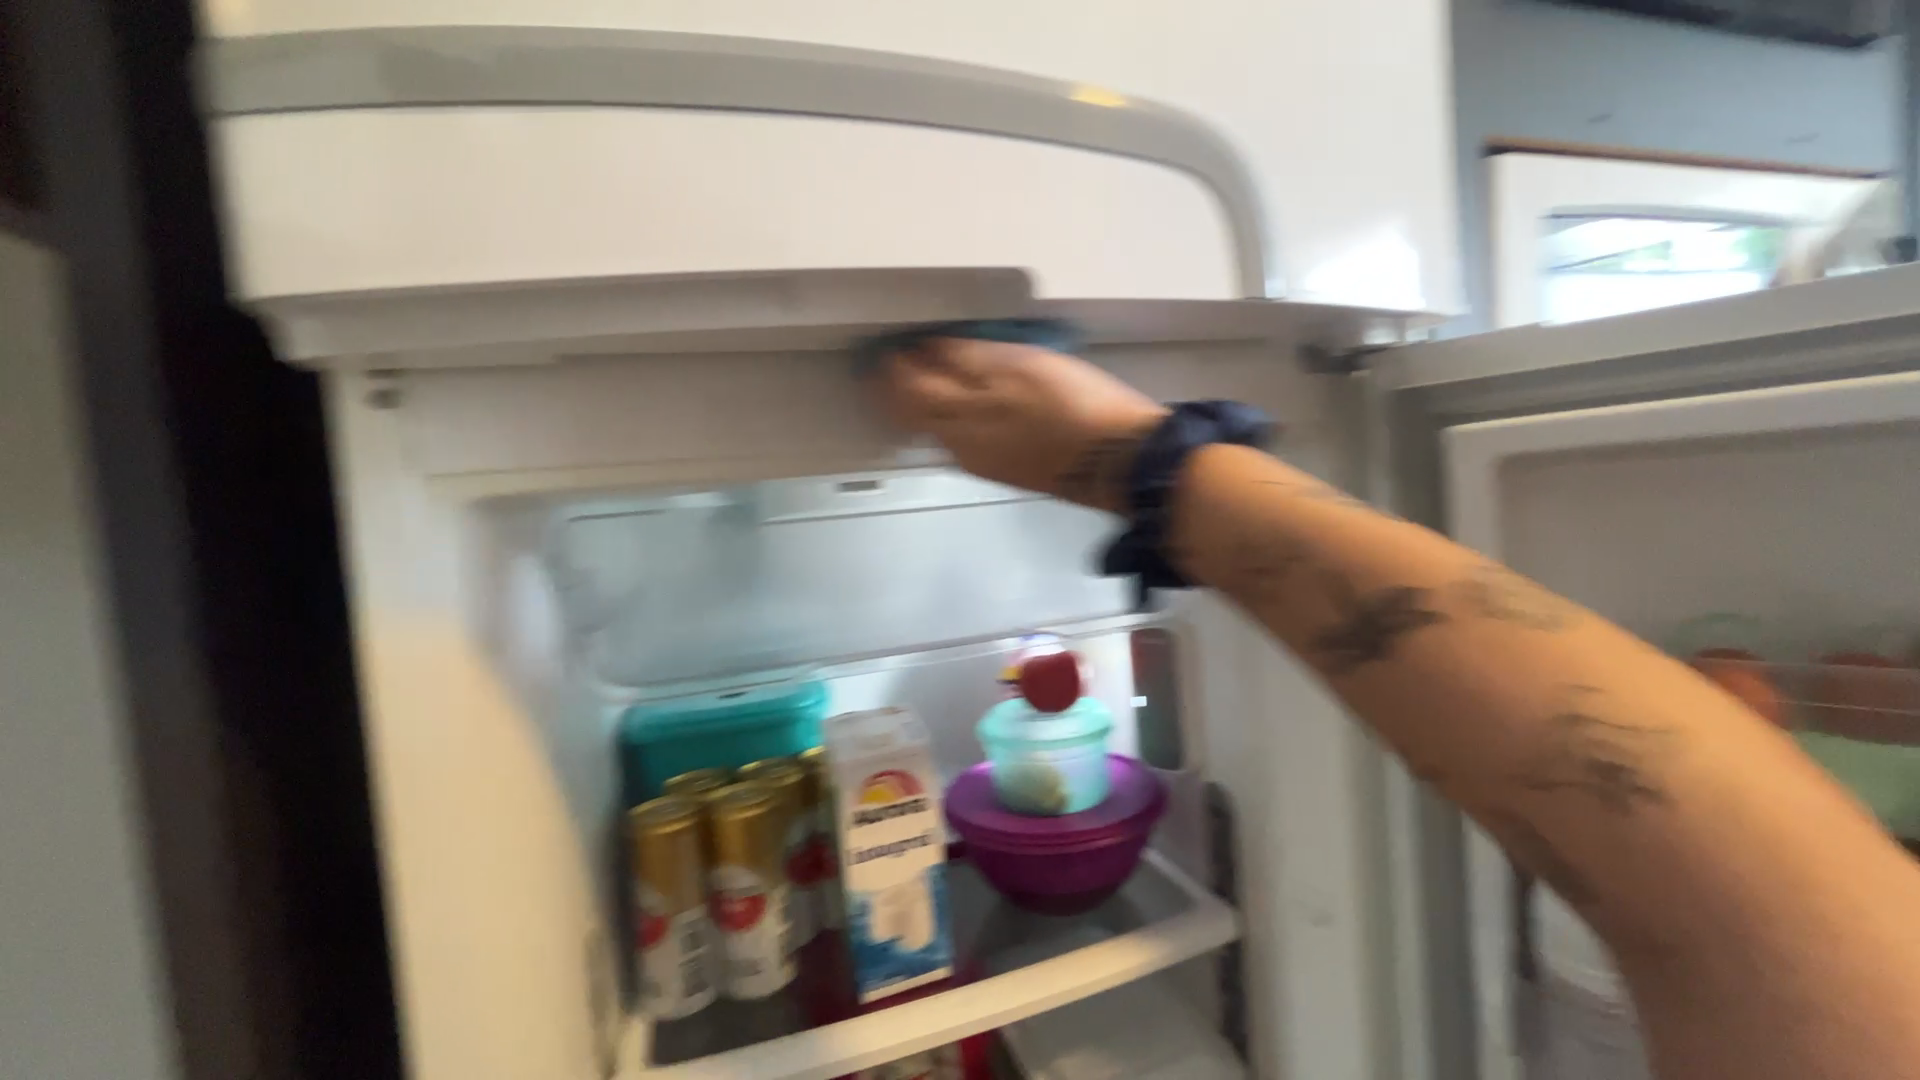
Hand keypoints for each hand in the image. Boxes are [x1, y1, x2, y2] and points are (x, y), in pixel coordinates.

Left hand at [877, 338, 1168, 511]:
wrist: (1119, 461)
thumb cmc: (1071, 404)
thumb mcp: (1018, 366)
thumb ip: (966, 360)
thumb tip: (924, 351)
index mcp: (958, 417)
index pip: (908, 390)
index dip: (894, 368)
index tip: (888, 346)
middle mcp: (960, 446)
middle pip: (917, 417)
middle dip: (898, 392)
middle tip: (892, 366)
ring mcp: (984, 463)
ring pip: (939, 432)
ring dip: (923, 408)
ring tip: (921, 382)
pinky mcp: (1008, 471)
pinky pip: (962, 442)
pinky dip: (950, 421)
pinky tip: (961, 410)